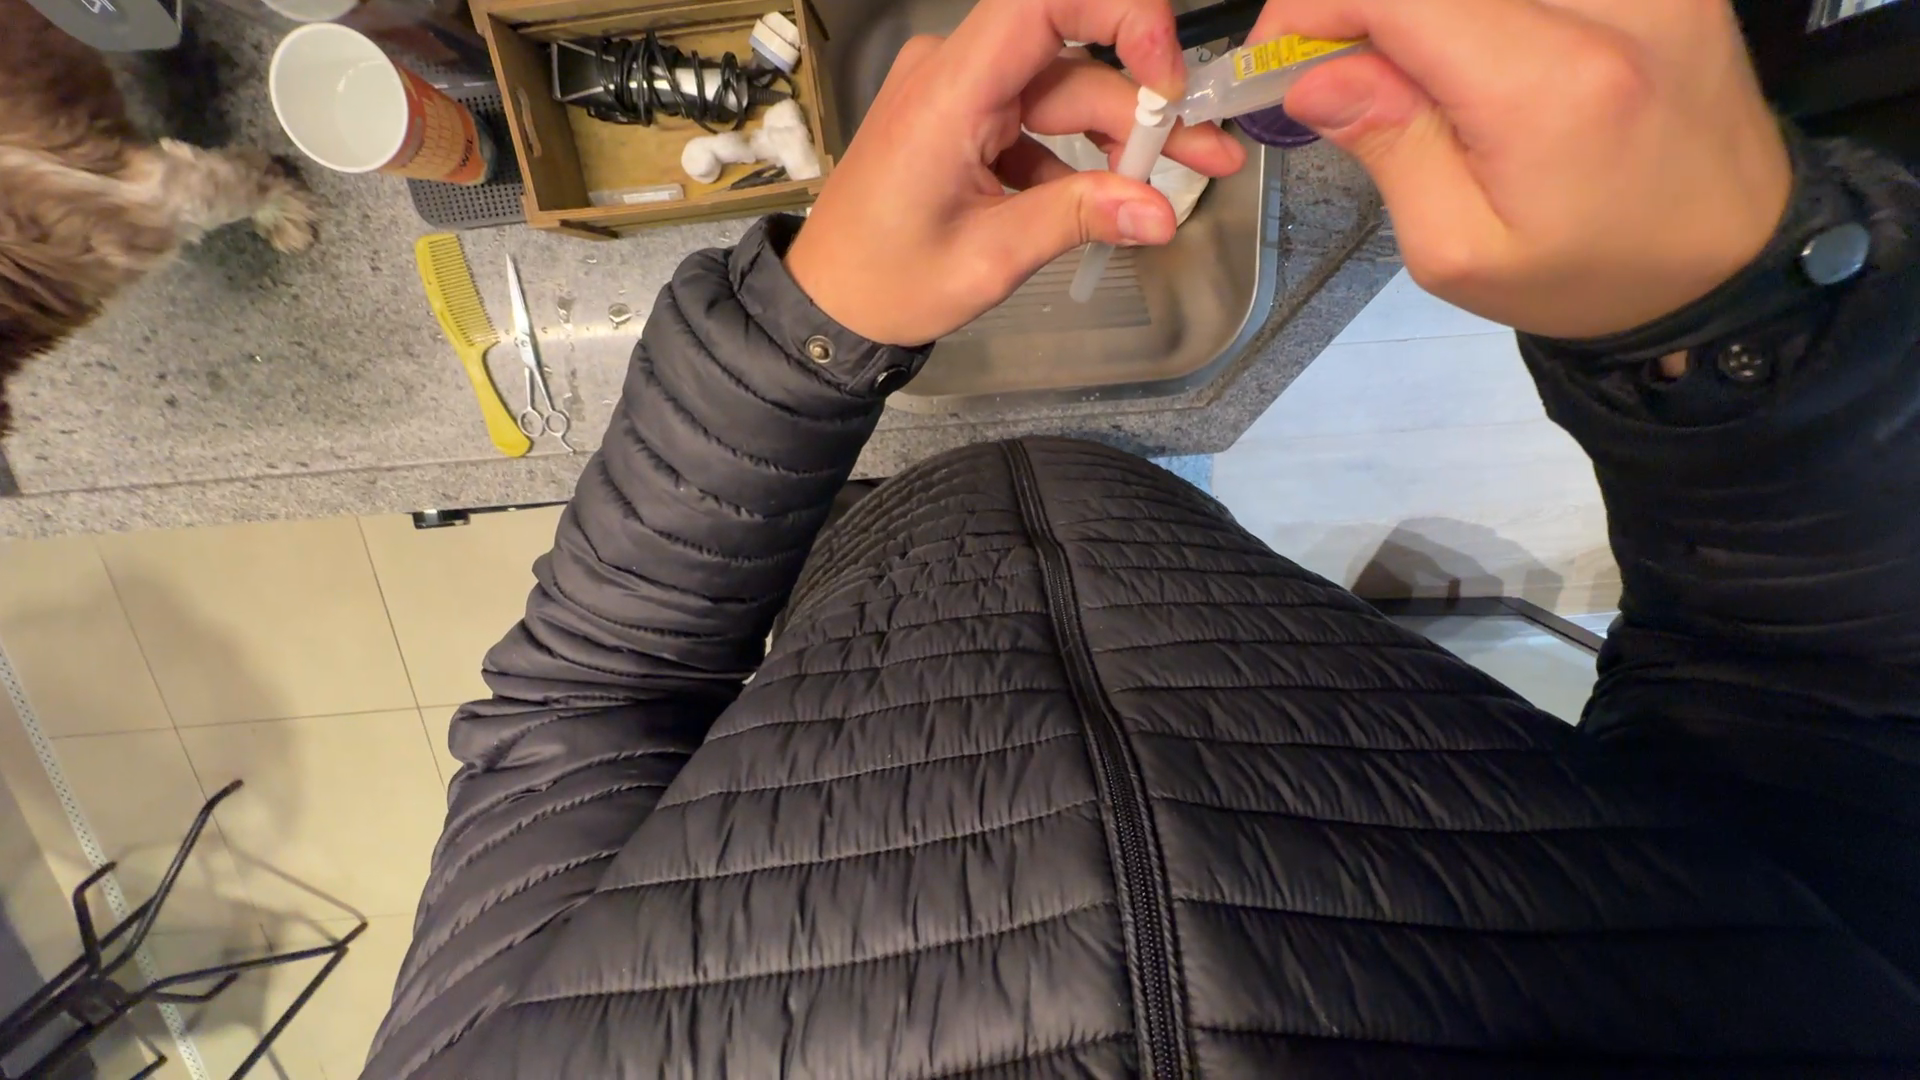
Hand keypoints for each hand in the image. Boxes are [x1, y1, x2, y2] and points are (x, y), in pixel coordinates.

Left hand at [785, 0, 1246, 345]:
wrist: (831, 307)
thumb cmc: (891, 285)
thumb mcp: (989, 258)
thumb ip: (1076, 221)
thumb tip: (1161, 213)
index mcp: (950, 91)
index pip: (1044, 1)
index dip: (1123, 16)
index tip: (1168, 78)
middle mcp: (955, 75)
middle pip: (1069, 65)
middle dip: (1143, 111)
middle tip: (1209, 156)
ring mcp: (958, 101)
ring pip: (1058, 100)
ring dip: (1116, 142)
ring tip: (1174, 184)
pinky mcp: (961, 129)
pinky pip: (1031, 129)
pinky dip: (1070, 164)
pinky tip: (1105, 203)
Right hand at [1254, 0, 1791, 338]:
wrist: (1722, 255)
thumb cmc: (1576, 275)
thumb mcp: (1454, 248)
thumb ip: (1390, 149)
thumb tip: (1314, 77)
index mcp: (1548, 85)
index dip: (1316, 4)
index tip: (1273, 55)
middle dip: (1353, 7)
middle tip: (1321, 72)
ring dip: (1406, 14)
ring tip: (1386, 73)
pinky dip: (1460, 12)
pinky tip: (1449, 56)